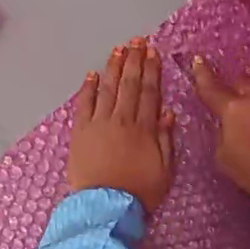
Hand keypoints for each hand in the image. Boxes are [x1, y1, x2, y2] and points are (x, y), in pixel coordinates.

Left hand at [68, 39, 175, 210]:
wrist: (107, 207)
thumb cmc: (139, 193)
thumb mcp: (165, 171)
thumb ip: (166, 140)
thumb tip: (168, 113)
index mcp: (145, 129)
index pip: (150, 93)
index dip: (152, 71)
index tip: (153, 53)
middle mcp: (122, 120)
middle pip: (129, 84)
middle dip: (134, 61)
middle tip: (137, 41)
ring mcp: (99, 124)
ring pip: (108, 88)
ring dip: (114, 67)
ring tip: (119, 50)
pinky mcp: (81, 133)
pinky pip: (85, 104)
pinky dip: (88, 87)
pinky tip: (92, 74)